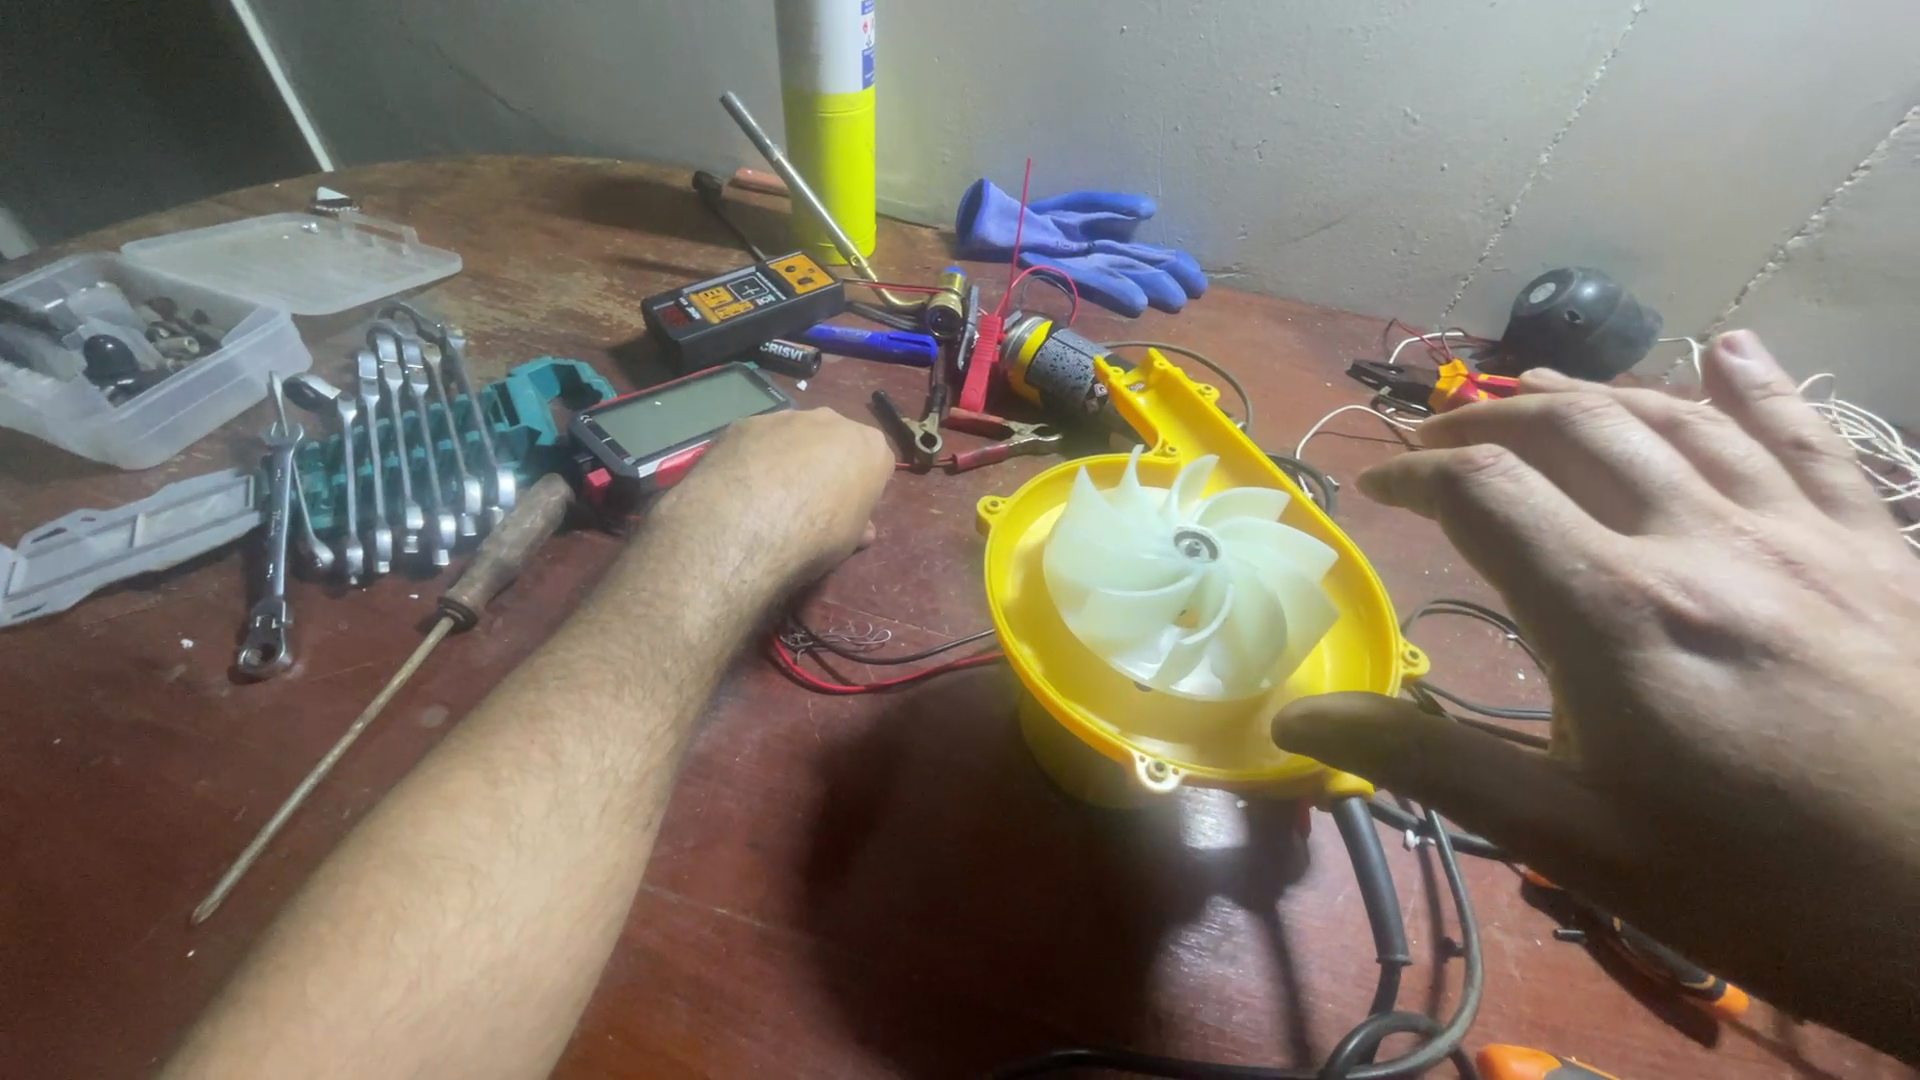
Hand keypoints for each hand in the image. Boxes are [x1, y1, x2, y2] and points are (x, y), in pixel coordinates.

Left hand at [654, 407, 892, 586]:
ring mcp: (787, 417)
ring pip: (795, 435)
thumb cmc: (817, 534)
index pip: (876, 462)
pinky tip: (742, 486)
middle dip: (827, 462)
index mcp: (870, 447)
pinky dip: (755, 457)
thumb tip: (863, 531)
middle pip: (835, 440)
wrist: (749, 523)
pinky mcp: (746, 422)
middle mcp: (832, 421)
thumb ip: (858, 526)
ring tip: (770, 493)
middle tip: (810, 498)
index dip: (863, 485)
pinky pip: (758, 440)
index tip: (849, 506)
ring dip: (790, 456)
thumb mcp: (849, 541)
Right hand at [1273, 332, 1919, 1055]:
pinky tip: (1726, 350)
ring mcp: (1805, 539)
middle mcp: (1703, 546)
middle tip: (1432, 439)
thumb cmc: (1762, 886)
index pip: (1484, 491)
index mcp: (1616, 610)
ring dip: (1588, 394)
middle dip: (1485, 420)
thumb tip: (1295, 718)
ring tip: (1529, 393)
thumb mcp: (1569, 839)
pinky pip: (1811, 440)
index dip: (1414, 474)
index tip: (1374, 489)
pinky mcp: (1881, 554)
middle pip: (1574, 430)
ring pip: (1679, 419)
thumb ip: (1425, 760)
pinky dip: (1756, 388)